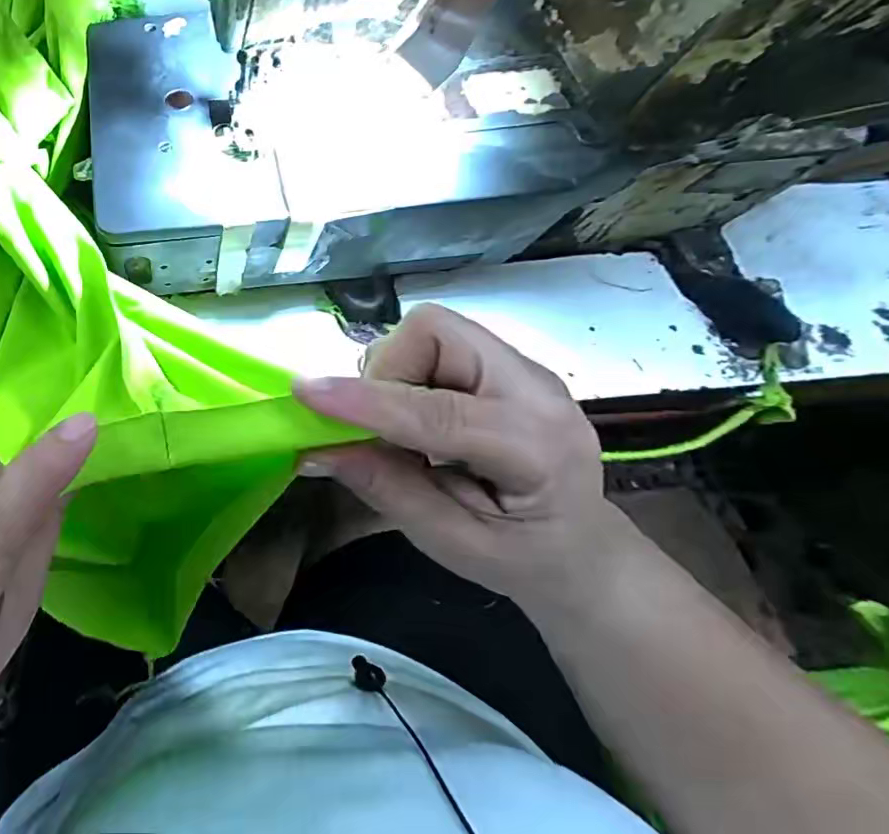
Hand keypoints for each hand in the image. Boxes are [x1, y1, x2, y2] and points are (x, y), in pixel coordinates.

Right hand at [293, 304, 627, 605]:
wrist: (584, 550)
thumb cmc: (523, 558)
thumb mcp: (452, 543)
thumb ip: (385, 489)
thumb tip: (315, 450)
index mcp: (537, 449)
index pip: (437, 412)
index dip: (367, 401)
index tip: (305, 393)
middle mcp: (534, 389)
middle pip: (434, 333)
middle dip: (386, 371)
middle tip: (378, 428)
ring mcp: (519, 368)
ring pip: (427, 330)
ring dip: (393, 373)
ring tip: (404, 429)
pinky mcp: (499, 361)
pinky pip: (432, 342)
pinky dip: (404, 371)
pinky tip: (419, 417)